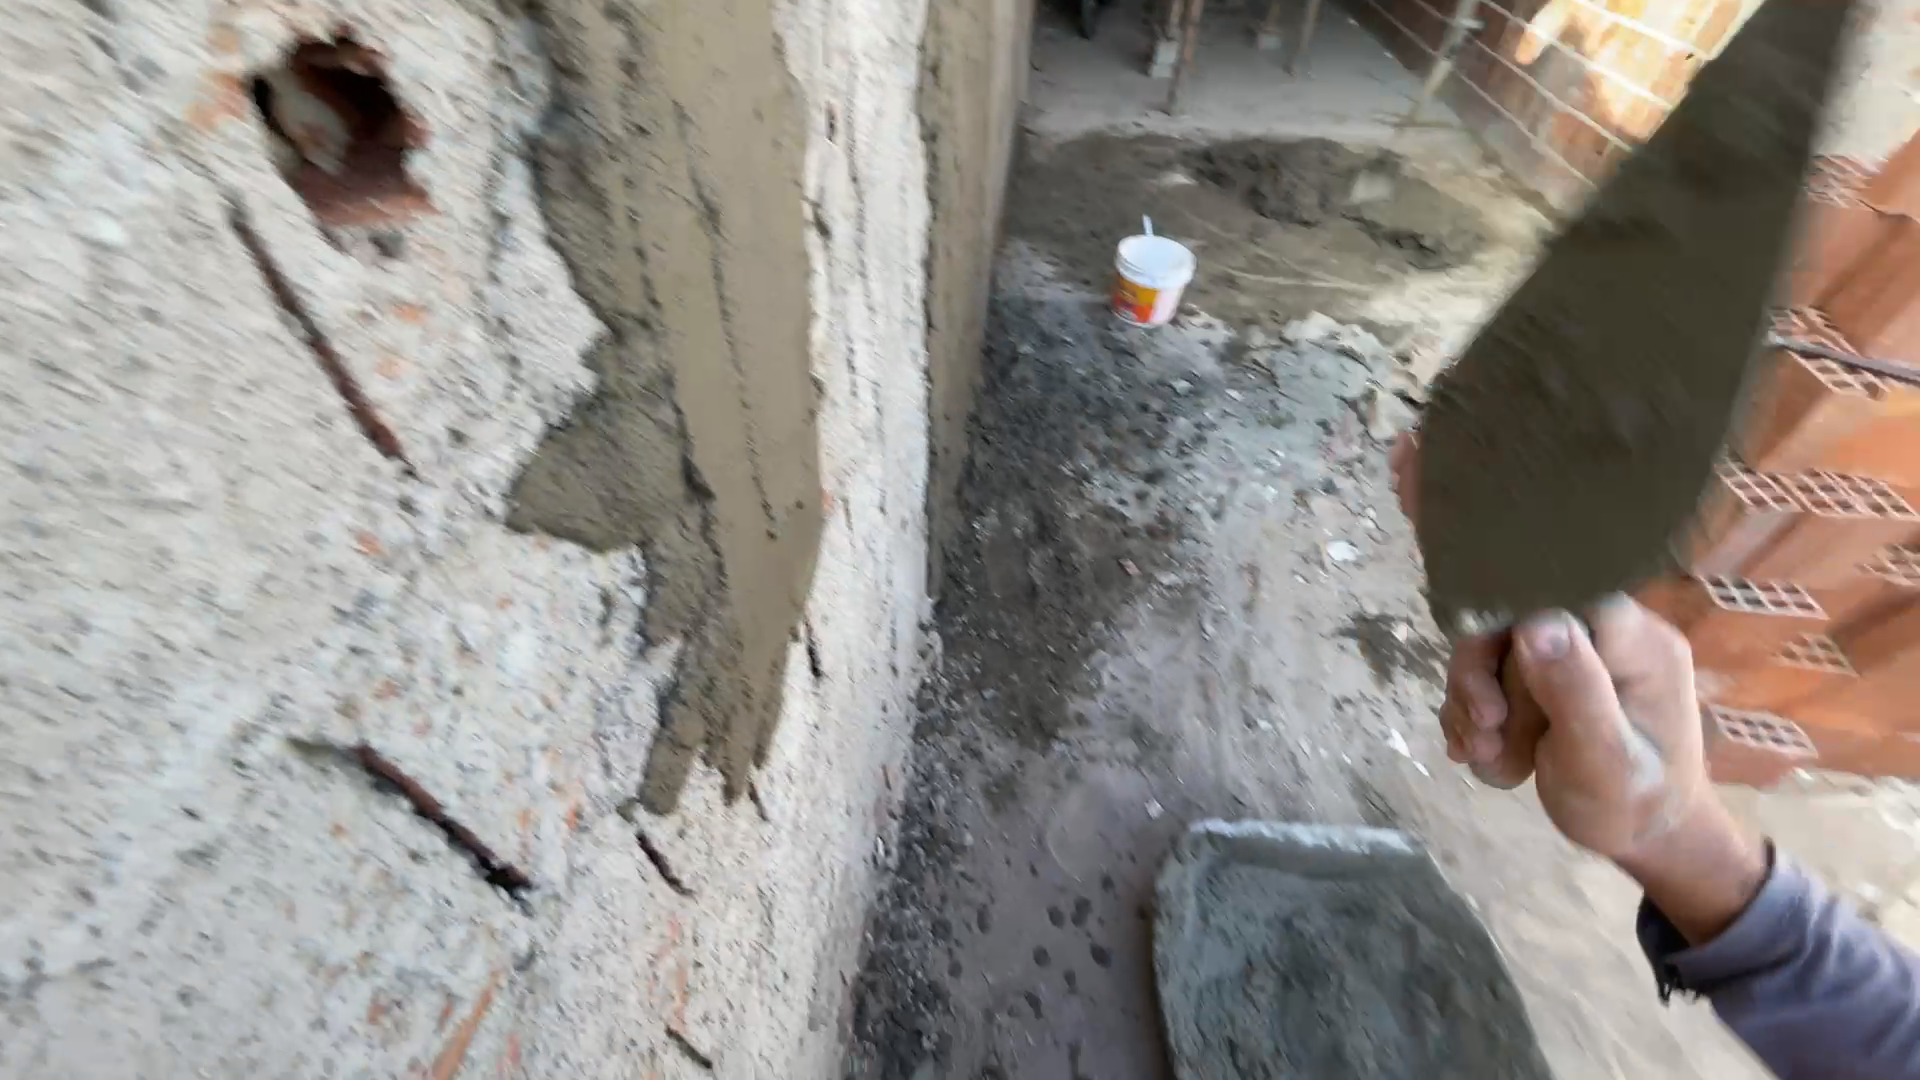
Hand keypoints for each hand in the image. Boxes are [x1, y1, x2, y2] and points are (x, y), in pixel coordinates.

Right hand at [1399, 431, 1765, 940]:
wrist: (1641, 838)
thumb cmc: (1636, 803)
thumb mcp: (1609, 761)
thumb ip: (1575, 690)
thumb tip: (1533, 621)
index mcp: (1623, 634)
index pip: (1554, 569)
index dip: (1496, 531)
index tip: (1435, 481)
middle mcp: (1586, 626)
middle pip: (1497, 608)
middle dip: (1474, 670)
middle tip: (1480, 724)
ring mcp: (1551, 648)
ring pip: (1475, 645)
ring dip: (1468, 702)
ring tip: (1485, 753)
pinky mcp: (1525, 669)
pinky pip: (1471, 672)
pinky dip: (1463, 714)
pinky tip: (1475, 749)